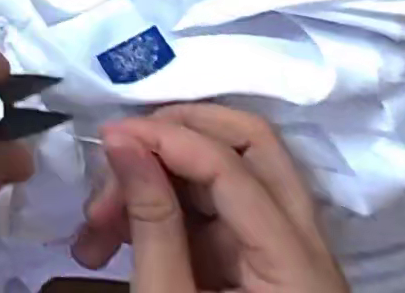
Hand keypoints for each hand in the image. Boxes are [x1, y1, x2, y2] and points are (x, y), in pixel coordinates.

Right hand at [71, 104, 348, 292]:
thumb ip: (151, 222)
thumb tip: (121, 138)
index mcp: (299, 273)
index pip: (232, 167)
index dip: (165, 137)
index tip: (105, 139)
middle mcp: (307, 250)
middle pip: (251, 144)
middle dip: (175, 132)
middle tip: (120, 150)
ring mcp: (285, 254)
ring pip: (223, 168)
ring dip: (154, 175)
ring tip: (97, 220)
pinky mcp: (256, 263)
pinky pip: (209, 206)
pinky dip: (157, 204)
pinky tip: (111, 234)